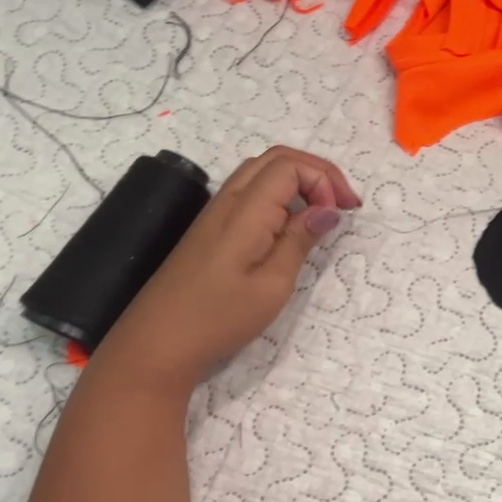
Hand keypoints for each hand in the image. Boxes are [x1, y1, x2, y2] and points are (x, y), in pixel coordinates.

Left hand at [92, 146, 361, 389]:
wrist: (157, 343)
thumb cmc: (219, 318)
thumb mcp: (272, 285)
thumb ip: (300, 241)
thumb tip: (328, 210)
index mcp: (244, 212)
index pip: (289, 166)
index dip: (323, 180)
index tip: (342, 215)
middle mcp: (228, 202)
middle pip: (276, 159)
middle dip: (317, 172)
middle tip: (344, 205)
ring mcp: (216, 214)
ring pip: (262, 173)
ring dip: (299, 182)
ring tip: (324, 213)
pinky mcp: (212, 230)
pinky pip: (251, 194)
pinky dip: (281, 197)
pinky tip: (293, 227)